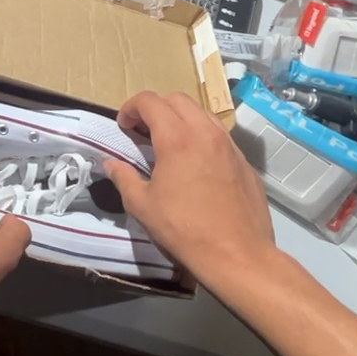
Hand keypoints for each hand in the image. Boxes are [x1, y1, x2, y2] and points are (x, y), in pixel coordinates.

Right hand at [105, 91, 276, 291]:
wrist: (238, 256)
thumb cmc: (184, 229)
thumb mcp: (141, 205)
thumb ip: (123, 178)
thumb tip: (111, 164)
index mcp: (176, 138)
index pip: (149, 101)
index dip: (130, 108)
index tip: (124, 127)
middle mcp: (205, 133)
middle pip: (177, 99)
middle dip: (155, 108)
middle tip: (143, 131)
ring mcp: (230, 146)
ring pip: (202, 113)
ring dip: (181, 118)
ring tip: (171, 142)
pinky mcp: (245, 163)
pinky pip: (220, 136)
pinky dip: (202, 137)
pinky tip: (197, 164)